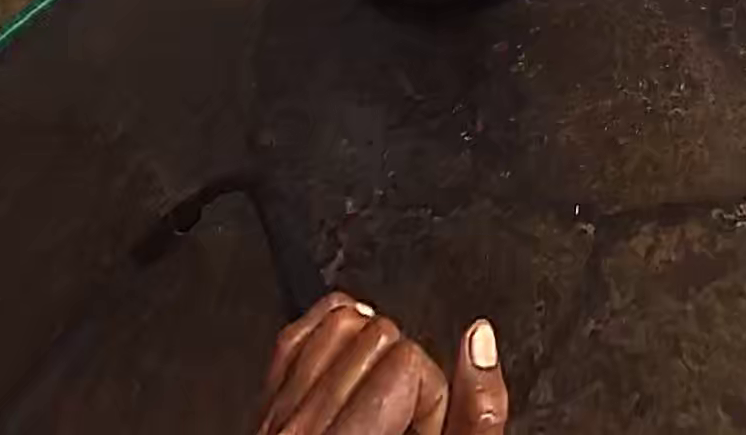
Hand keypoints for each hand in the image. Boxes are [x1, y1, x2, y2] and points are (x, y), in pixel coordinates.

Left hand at [256, 293, 508, 434]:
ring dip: (371, 347)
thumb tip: (479, 339)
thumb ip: (476, 418)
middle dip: (405, 371)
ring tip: (381, 397)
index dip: (431, 395)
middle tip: (405, 424)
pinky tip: (354, 360)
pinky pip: (300, 334)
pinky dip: (333, 330)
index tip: (425, 432)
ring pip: (340, 322)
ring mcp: (274, 424)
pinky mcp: (267, 412)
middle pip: (378, 334)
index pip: (406, 362)